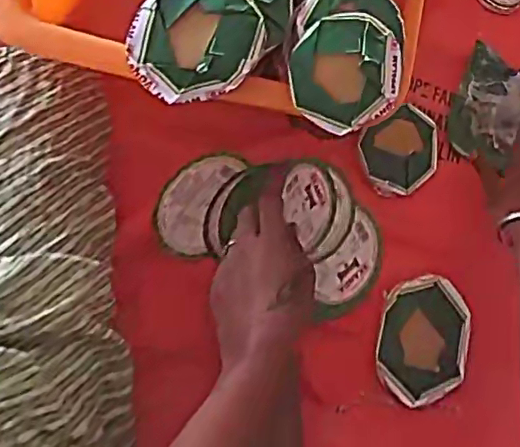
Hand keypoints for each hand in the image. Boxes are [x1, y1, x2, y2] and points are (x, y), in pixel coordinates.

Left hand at [209, 168, 313, 370]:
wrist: (258, 350)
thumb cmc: (291, 309)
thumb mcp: (304, 273)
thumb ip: (294, 247)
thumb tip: (286, 230)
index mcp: (269, 237)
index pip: (269, 198)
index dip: (274, 180)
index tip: (280, 168)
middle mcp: (244, 244)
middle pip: (247, 213)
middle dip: (258, 209)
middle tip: (272, 216)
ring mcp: (226, 266)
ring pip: (237, 240)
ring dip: (249, 240)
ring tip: (263, 257)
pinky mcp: (215, 288)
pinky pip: (229, 266)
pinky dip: (240, 266)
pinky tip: (250, 284)